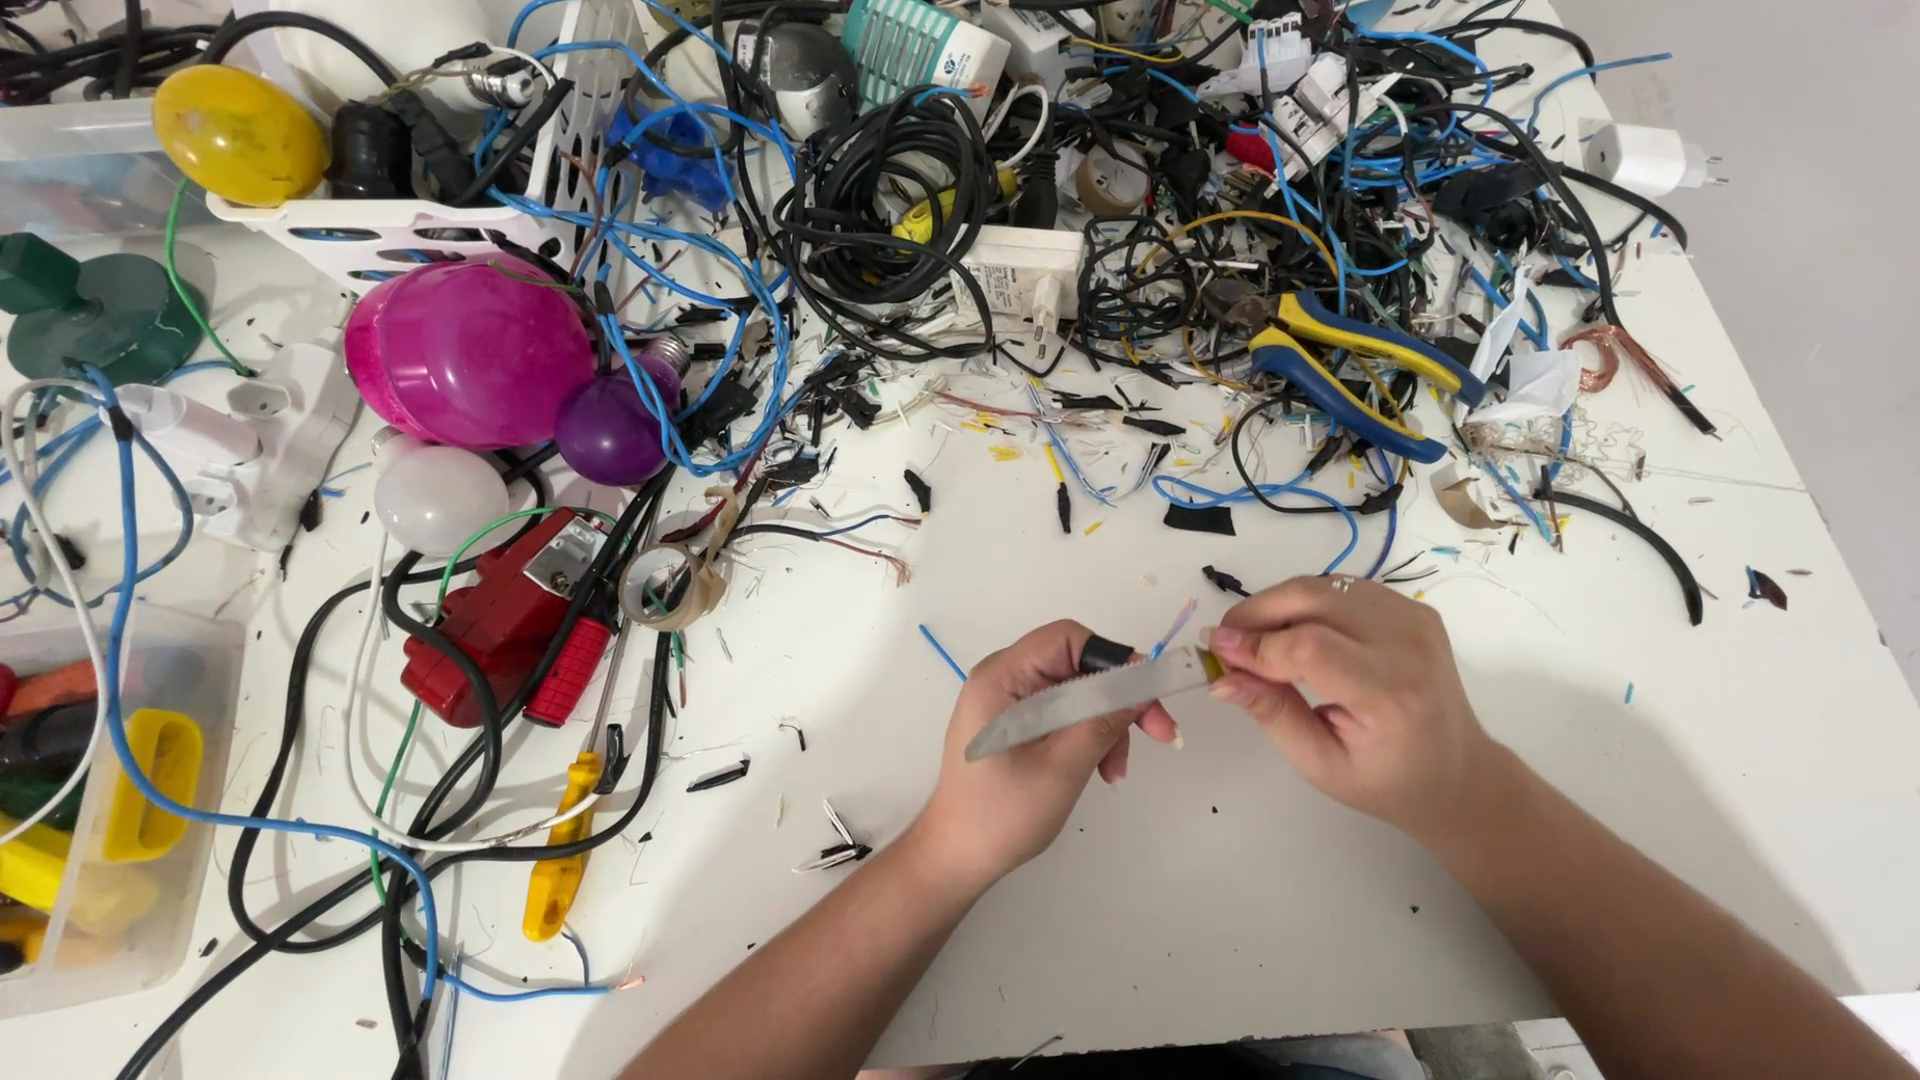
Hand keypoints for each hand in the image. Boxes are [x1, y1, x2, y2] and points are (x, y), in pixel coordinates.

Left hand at [909, 620, 1178, 892]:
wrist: (957, 855)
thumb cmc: (1001, 814)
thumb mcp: (1062, 768)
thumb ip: (1102, 722)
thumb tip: (1141, 688)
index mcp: (1000, 677)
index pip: (1066, 638)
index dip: (1113, 658)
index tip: (1148, 694)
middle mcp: (1003, 677)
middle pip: (1076, 664)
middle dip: (1117, 698)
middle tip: (1158, 734)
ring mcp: (1008, 699)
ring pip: (1077, 690)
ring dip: (1106, 723)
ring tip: (1115, 772)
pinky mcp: (1017, 721)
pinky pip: (1064, 711)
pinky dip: (1089, 734)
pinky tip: (1102, 770)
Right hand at [1202, 576, 1502, 840]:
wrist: (1458, 772)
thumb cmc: (1386, 781)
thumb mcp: (1319, 763)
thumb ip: (1272, 713)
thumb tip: (1222, 677)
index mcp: (1392, 696)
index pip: (1311, 647)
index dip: (1255, 644)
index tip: (1215, 652)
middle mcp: (1408, 646)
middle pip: (1313, 598)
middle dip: (1257, 613)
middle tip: (1226, 640)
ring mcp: (1414, 619)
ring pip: (1321, 585)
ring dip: (1276, 605)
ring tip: (1254, 639)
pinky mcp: (1411, 607)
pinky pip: (1338, 588)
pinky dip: (1302, 602)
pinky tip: (1290, 632)